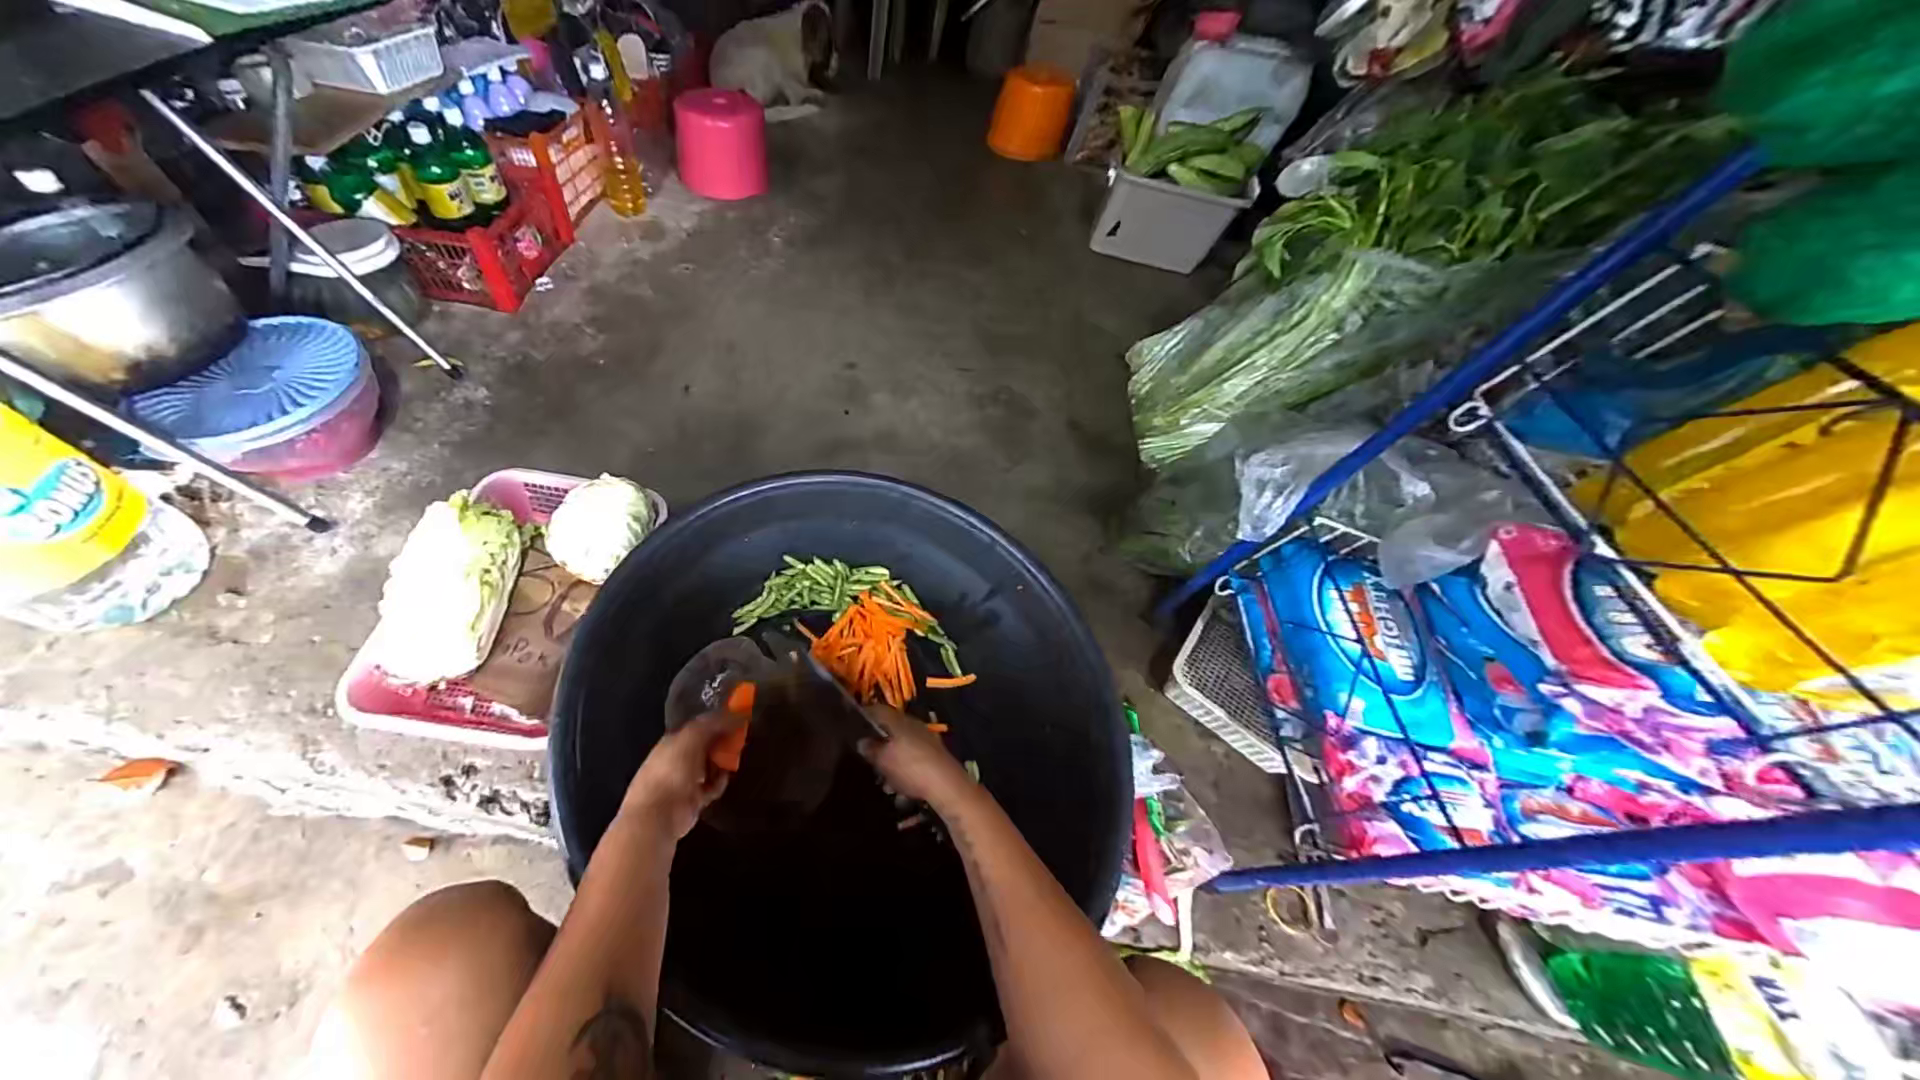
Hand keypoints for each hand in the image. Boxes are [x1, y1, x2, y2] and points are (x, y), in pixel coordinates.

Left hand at [621, 711, 745, 838]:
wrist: (658, 814)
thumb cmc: (671, 770)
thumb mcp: (692, 737)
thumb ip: (713, 723)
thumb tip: (736, 713)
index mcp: (673, 741)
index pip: (698, 726)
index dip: (717, 721)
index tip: (737, 717)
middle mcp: (678, 759)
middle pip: (707, 745)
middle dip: (723, 742)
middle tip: (741, 737)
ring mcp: (686, 780)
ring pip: (711, 765)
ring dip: (723, 761)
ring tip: (736, 757)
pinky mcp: (694, 799)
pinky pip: (713, 785)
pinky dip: (720, 782)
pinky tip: (725, 777)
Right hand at [856, 704, 972, 808]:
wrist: (946, 785)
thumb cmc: (909, 768)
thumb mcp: (883, 760)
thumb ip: (870, 749)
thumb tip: (862, 741)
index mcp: (900, 721)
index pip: (878, 710)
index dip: (864, 715)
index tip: (852, 724)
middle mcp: (914, 726)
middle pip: (890, 731)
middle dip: (878, 748)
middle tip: (869, 762)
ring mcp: (926, 740)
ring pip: (901, 749)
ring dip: (891, 765)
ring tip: (886, 784)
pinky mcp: (934, 757)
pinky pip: (913, 761)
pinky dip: (904, 773)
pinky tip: (902, 790)